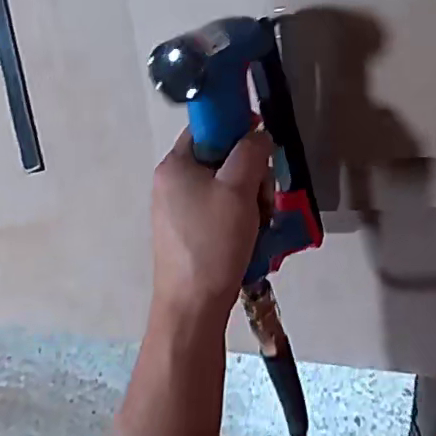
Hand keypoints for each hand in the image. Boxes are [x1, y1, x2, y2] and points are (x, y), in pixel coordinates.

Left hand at [150, 128, 271, 322]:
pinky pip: (220, 212)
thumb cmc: (213, 242)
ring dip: (250, 200)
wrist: (193, 308)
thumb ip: (251, 152)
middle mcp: (171, 183)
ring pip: (225, 188)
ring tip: (261, 223)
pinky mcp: (188, 235)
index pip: (208, 127)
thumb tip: (259, 134)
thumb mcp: (238, 189)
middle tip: (264, 195)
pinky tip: (253, 238)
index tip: (262, 143)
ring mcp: (178, 211)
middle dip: (250, 174)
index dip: (237, 128)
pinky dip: (240, 219)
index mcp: (175, 164)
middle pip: (221, 159)